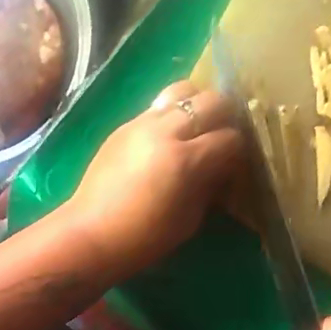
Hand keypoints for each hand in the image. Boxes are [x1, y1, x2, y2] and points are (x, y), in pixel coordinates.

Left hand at [62, 81, 242, 279]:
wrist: (91, 235)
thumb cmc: (144, 239)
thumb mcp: (189, 219)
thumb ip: (209, 187)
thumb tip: (221, 170)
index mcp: (186, 160)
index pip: (230, 138)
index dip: (239, 152)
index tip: (235, 165)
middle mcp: (167, 132)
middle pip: (213, 101)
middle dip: (225, 118)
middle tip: (222, 139)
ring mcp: (142, 123)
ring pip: (183, 91)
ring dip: (197, 106)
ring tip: (195, 129)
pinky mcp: (124, 125)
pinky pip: (157, 107)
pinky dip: (171, 116)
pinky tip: (167, 139)